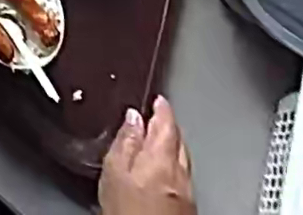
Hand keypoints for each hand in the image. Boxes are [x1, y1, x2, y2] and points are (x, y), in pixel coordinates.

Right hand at [98, 97, 195, 214]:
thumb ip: (125, 141)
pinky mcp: (187, 208)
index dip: (162, 108)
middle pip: (179, 142)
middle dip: (169, 125)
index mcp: (161, 159)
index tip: (158, 99)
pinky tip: (161, 166)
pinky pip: (183, 176)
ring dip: (172, 144)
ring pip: (183, 160)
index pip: (167, 124)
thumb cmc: (127, 211)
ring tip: (157, 136)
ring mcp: (187, 194)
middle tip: (156, 113)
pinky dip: (173, 163)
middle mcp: (180, 175)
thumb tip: (133, 118)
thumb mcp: (114, 170)